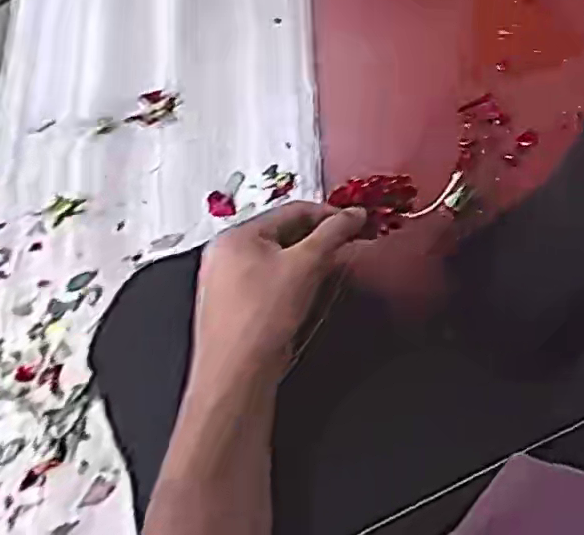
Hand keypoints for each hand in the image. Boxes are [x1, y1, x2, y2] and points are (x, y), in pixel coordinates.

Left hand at [189, 202, 365, 389]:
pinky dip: (299, 272)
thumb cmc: (263, 315)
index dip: (331, 214)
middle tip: (351, 240)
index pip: (295, 210)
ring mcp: (228, 279)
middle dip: (323, 235)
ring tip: (336, 261)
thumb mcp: (309, 261)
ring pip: (283, 253)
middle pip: (288, 230)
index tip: (356, 221)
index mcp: (235, 237)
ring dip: (314, 254)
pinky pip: (275, 273)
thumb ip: (336, 230)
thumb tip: (355, 214)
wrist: (238, 372)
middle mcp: (226, 254)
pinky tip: (314, 283)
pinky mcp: (237, 301)